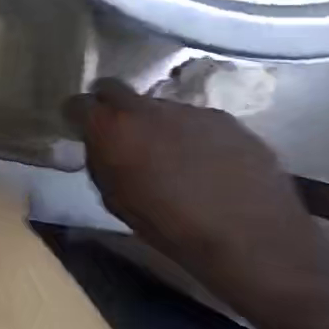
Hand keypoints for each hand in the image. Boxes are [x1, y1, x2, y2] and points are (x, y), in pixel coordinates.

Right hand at [68, 79, 326, 291]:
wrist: (252, 240)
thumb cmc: (169, 227)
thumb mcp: (115, 199)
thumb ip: (101, 162)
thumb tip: (100, 145)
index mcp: (113, 128)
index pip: (78, 103)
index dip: (76, 116)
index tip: (79, 129)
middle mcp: (148, 108)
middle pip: (114, 88)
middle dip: (109, 105)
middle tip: (117, 132)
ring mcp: (191, 110)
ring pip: (158, 107)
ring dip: (155, 124)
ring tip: (169, 155)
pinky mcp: (228, 120)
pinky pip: (195, 121)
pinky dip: (190, 135)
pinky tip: (203, 163)